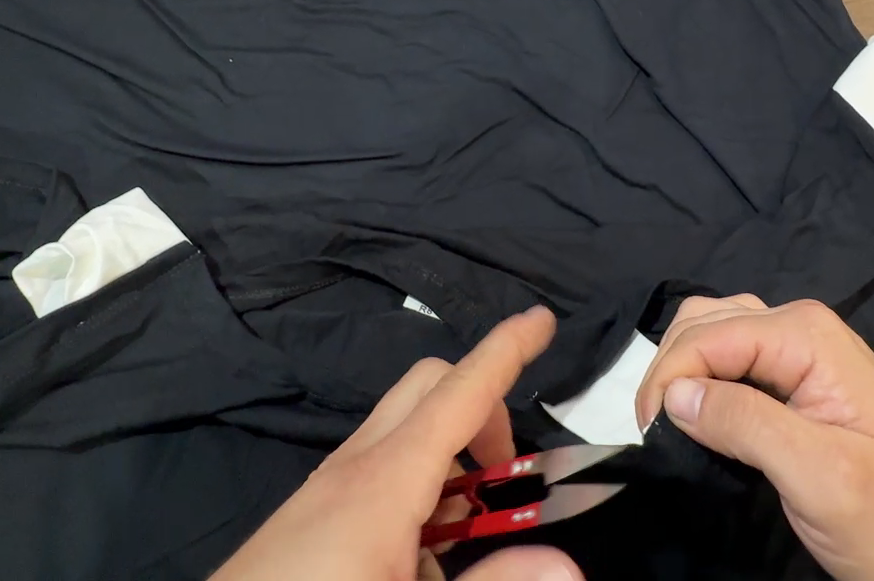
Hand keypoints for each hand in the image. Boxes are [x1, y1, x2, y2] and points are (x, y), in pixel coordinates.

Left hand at [211, 306, 581, 580]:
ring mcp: (326, 490)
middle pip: (430, 387)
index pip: (461, 390)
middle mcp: (355, 468)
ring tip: (467, 537)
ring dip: (449, 454)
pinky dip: (416, 487)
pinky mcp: (308, 519)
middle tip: (506, 472)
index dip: (507, 350)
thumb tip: (566, 565)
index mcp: (386, 482)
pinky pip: (376, 470)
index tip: (543, 318)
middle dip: (482, 406)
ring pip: (403, 429)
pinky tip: (414, 564)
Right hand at [634, 296, 873, 580]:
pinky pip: (732, 357)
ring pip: (713, 331)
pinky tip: (700, 416)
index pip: (710, 334)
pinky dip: (704, 378)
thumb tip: (673, 394)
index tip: (651, 434)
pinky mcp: (796, 376)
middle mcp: (799, 326)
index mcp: (806, 336)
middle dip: (671, 368)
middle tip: (657, 432)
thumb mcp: (821, 478)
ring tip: (672, 424)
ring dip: (683, 369)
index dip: (670, 376)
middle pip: (705, 321)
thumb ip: (746, 424)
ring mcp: (799, 349)